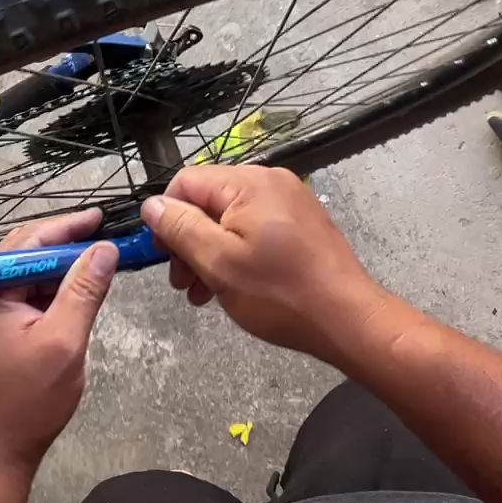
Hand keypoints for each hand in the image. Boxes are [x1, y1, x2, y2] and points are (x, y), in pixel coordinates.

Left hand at [0, 208, 117, 471]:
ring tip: (95, 264)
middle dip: (65, 243)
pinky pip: (25, 295)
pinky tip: (75, 294)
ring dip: (60, 268)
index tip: (99, 219)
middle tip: (101, 237)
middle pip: (26, 252)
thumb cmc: (27, 402)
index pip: (30, 240)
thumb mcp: (64, 342)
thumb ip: (84, 291)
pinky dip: (51, 290)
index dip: (67, 227)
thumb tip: (105, 250)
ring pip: (28, 274)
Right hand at [141, 165, 397, 365]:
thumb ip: (180, 228)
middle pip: (208, 200)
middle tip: (182, 283)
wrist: (349, 321)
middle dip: (187, 239)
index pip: (186, 181)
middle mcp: (270, 181)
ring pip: (229, 218)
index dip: (167, 216)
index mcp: (248, 182)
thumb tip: (152, 205)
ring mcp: (289, 200)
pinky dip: (236, 252)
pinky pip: (254, 228)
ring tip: (203, 292)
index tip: (164, 256)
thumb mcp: (218, 262)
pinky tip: (231, 286)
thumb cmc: (280, 294)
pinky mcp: (301, 223)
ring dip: (209, 251)